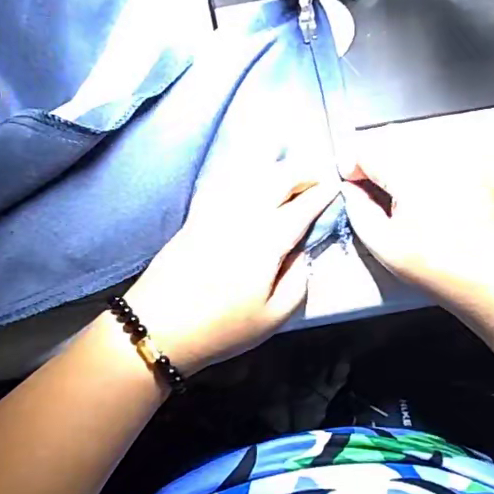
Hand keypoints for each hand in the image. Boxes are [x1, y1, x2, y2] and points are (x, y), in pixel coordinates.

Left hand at [123, 166, 339, 373]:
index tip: (335, 186)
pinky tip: (248, 173)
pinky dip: (243, 171)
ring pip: (250, 172)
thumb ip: (299, 280)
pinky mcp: (196, 215)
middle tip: (315, 177)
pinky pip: (225, 180)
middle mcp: (243, 214)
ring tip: (289, 169)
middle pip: (277, 177)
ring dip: (275, 165)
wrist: (158, 326)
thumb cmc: (221, 328)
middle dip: (301, 171)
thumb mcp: (274, 316)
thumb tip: (303, 251)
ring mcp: (216, 210)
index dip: (322, 193)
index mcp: (268, 238)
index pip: (303, 205)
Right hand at [342, 147, 493, 336]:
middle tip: (372, 195)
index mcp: (412, 171)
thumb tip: (351, 191)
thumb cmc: (445, 270)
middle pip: (394, 144)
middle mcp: (440, 157)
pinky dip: (430, 175)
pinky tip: (434, 207)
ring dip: (403, 168)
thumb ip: (359, 211)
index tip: (350, 184)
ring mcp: (466, 163)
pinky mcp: (483, 174)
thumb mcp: (386, 247)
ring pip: (420, 149)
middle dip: (377, 164)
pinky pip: (445, 162)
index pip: (368, 150)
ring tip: (404, 204)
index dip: (352, 167)